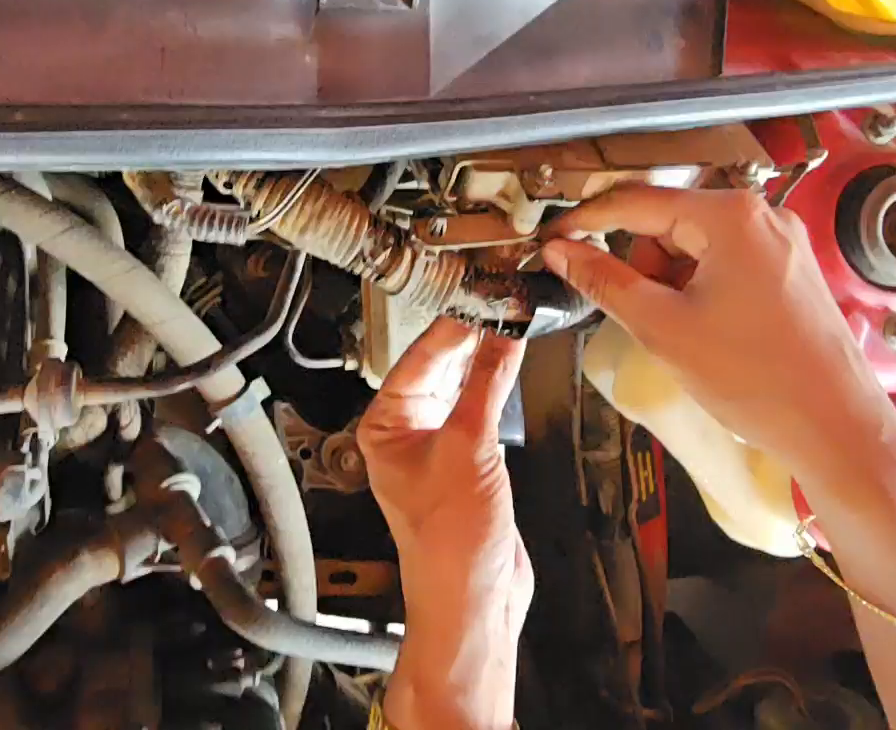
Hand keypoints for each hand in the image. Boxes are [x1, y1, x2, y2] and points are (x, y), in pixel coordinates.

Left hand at [358, 317, 530, 729]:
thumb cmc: (451, 541)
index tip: (481, 294)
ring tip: (509, 319)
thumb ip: (487, 385)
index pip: (418, 358)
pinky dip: (494, 385)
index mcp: (385, 424)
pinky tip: (510, 362)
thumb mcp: (470, 448)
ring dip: (483, 357)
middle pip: (437, 366)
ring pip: (459, 384)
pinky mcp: (467, 456)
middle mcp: (405, 430)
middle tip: (501, 300)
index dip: (451, 324)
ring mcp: (437, 443)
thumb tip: (504, 332)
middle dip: (468, 335)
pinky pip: (478, 406)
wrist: (476, 601)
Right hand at [540, 185, 895, 478]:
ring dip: (670, 281)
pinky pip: (723, 262)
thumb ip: (603, 280)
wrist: (838, 430)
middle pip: (667, 223)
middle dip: (642, 265)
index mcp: (729, 216)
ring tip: (682, 331)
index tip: (550, 240)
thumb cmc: (753, 377)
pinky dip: (698, 288)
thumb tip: (558, 251)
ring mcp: (781, 241)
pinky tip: (706, 330)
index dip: (586, 221)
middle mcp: (760, 215)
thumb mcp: (662, 326)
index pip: (636, 202)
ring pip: (693, 245)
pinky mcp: (789, 268)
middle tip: (642, 315)